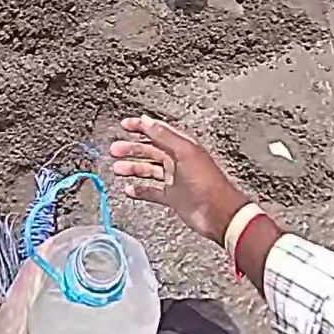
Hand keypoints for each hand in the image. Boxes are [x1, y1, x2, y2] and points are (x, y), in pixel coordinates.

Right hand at [110, 116, 248, 243]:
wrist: (219, 213)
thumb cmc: (206, 181)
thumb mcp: (184, 152)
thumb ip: (164, 135)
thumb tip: (146, 120)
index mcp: (181, 146)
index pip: (157, 131)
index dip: (141, 127)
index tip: (124, 125)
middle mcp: (177, 160)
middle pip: (150, 150)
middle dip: (132, 148)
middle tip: (115, 150)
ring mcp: (174, 179)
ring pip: (149, 170)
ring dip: (132, 168)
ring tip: (117, 168)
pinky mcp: (173, 197)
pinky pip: (152, 191)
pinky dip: (140, 190)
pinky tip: (129, 189)